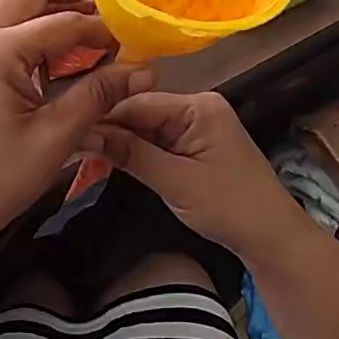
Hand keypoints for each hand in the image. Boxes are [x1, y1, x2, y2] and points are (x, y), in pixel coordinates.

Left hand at [0, 0, 154, 253]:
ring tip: (89, 11)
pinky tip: (50, 42)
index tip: (138, 32)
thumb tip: (146, 69)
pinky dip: (24, 24)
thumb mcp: (55, 137)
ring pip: (7, 5)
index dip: (104, 26)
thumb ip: (99, 94)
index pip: (62, 24)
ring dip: (46, 3)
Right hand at [89, 91, 303, 254]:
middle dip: (106, 131)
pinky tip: (106, 161)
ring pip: (142, 127)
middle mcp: (196, 107)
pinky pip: (153, 141)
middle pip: (138, 112)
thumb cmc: (229, 207)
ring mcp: (195, 125)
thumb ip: (130, 153)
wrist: (271, 237)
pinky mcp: (192, 144)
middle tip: (69, 149)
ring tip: (80, 157)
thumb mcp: (175, 181)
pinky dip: (132, 153)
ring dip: (116, 144)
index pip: (136, 102)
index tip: (66, 133)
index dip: (101, 117)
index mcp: (198, 106)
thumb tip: (84, 134)